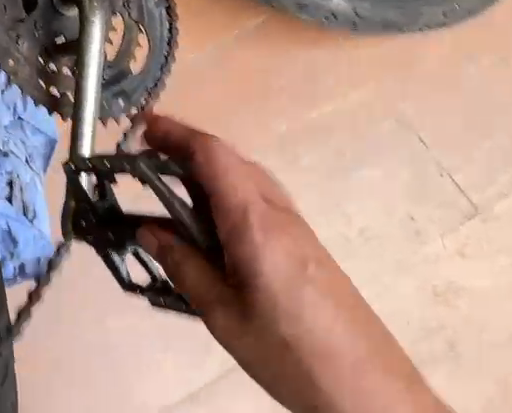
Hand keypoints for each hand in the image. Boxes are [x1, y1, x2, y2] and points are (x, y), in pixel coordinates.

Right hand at [137, 115, 449, 412]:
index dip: (173, 132)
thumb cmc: (292, 351)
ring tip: (167, 188)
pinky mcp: (305, 249)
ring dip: (205, 171)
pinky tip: (208, 225)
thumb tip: (147, 231)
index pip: (211, 155)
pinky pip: (256, 201)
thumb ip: (183, 266)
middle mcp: (276, 213)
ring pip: (245, 179)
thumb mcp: (223, 315)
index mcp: (253, 221)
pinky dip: (223, 194)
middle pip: (228, 159)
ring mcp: (296, 230)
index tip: (138, 126)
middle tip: (142, 158)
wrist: (373, 394)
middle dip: (184, 148)